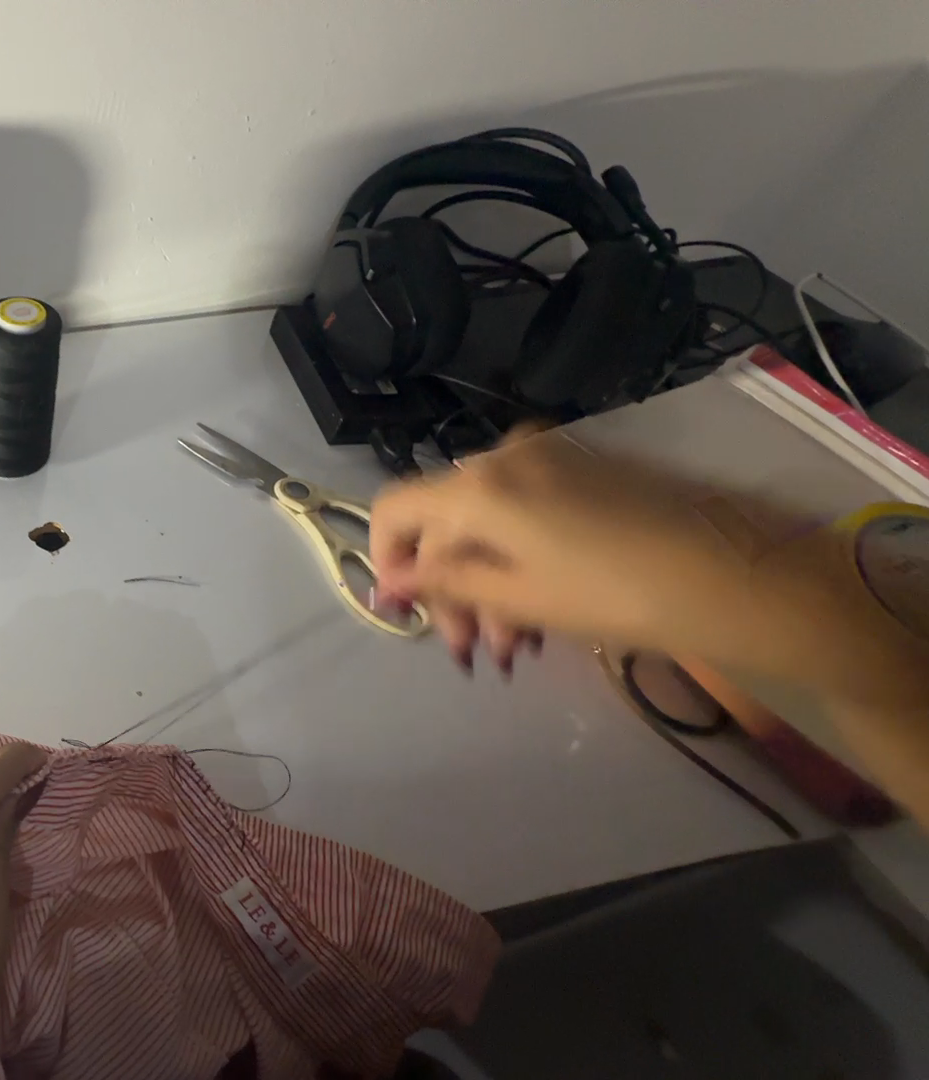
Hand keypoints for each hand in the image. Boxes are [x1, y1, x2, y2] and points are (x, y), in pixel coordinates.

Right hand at [369, 425, 812, 675]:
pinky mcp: (586, 468)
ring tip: (512, 645)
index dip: (385, 559)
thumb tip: (388, 583)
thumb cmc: (619, 594)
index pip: (393, 510)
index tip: (404, 605)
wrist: (754, 576)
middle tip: (470, 649)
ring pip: (486, 524)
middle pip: (443, 525)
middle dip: (449, 591)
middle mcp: (503, 457)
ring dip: (485, 584)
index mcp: (477, 486)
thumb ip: (441, 582)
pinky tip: (536, 609)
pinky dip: (518, 558)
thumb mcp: (517, 597)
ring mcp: (548, 458)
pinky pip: (524, 512)